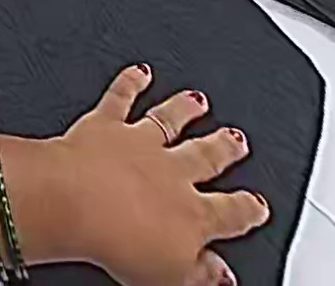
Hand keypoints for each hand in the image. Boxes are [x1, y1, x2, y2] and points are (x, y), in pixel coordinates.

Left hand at [55, 66, 267, 285]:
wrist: (76, 200)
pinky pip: (121, 97)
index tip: (258, 203)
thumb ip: (200, 275)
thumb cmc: (117, 240)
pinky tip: (139, 71)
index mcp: (191, 214)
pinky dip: (131, 81)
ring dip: (184, 109)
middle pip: (204, 157)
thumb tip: (222, 276)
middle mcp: (169, 171)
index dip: (246, 209)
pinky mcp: (106, 122)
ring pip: (168, 120)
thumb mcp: (169, 277)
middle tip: (237, 138)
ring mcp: (138, 141)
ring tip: (197, 100)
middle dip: (223, 148)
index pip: (229, 213)